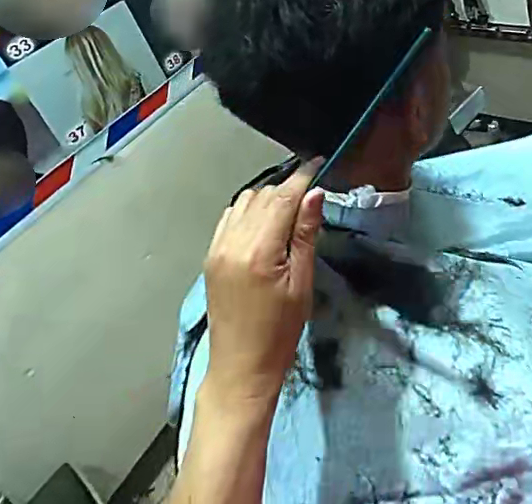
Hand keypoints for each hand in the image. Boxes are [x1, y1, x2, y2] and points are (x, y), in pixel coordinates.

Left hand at [201, 161, 325, 405]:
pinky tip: (264, 222)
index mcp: (258, 251)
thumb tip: (315, 193)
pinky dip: (249, 209)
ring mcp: (217, 248)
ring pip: (245, 200)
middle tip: (311, 194)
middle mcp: (232, 243)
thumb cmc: (280, 331)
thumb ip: (305, 234)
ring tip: (289, 210)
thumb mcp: (302, 283)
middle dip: (289, 188)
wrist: (240, 369)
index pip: (282, 197)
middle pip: (264, 195)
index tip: (320, 162)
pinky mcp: (211, 256)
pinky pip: (230, 216)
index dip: (303, 176)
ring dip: (268, 197)